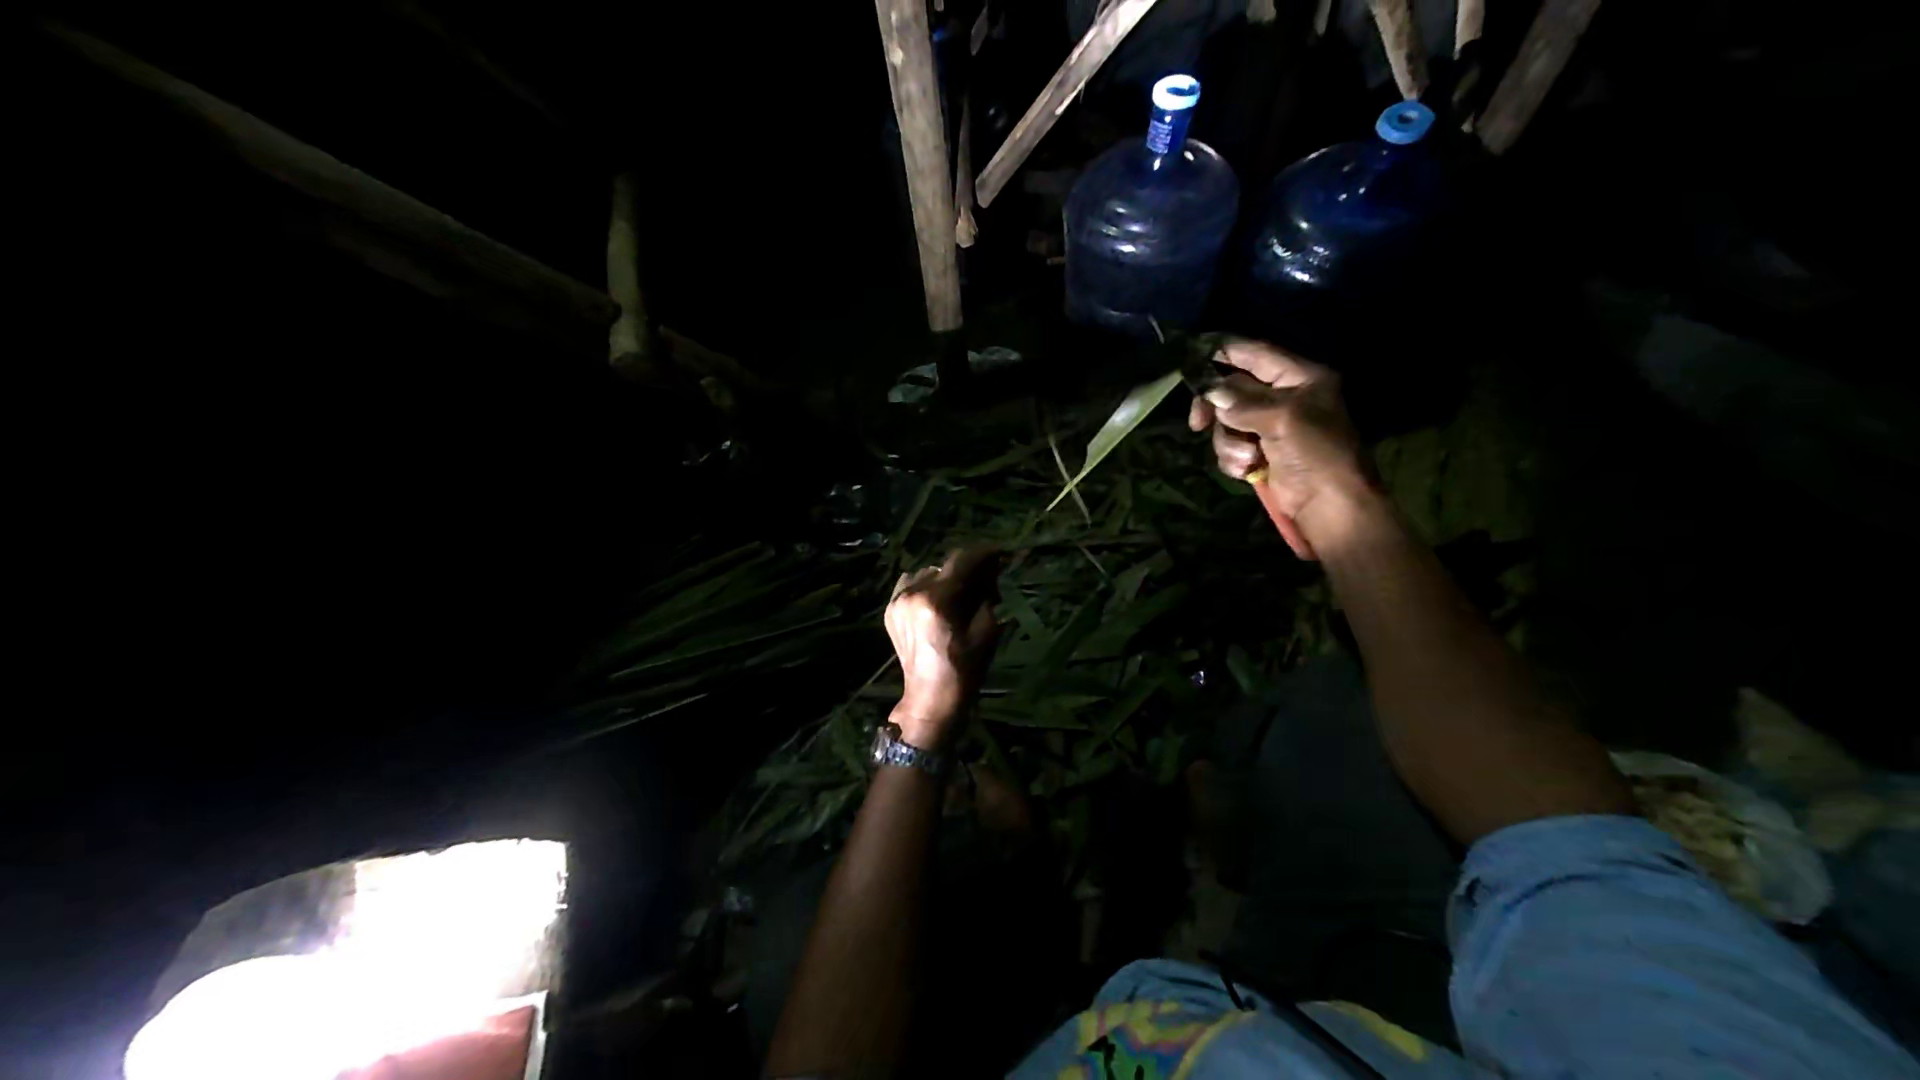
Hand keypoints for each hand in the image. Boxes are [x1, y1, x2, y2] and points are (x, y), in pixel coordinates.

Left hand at [885, 548, 1001, 750]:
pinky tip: (938, 601)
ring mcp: (897, 602)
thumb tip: (988, 573)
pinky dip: (927, 587)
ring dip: (946, 578)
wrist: (930, 698)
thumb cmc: (964, 668)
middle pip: (945, 566)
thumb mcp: (987, 631)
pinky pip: (911, 585)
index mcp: (937, 600)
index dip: (983, 553)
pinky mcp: (890, 611)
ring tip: (959, 595)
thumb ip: (986, 595)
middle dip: (967, 571)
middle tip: (985, 585)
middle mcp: (913, 594)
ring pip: (927, 573)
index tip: (998, 552)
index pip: (961, 561)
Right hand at [1187, 340, 1371, 547]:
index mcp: (1299, 377)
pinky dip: (1233, 459)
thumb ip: (1243, 401)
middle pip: (1232, 389)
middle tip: (1198, 423)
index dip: (1224, 352)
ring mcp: (1270, 425)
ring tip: (1248, 459)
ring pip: (1226, 421)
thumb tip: (1211, 393)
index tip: (1192, 358)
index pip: (1255, 353)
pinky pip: (1230, 445)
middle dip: (1217, 410)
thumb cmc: (1316, 453)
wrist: (1328, 504)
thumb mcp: (1282, 418)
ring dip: (1229, 442)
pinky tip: (1248, 470)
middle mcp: (1283, 396)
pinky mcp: (1259, 451)